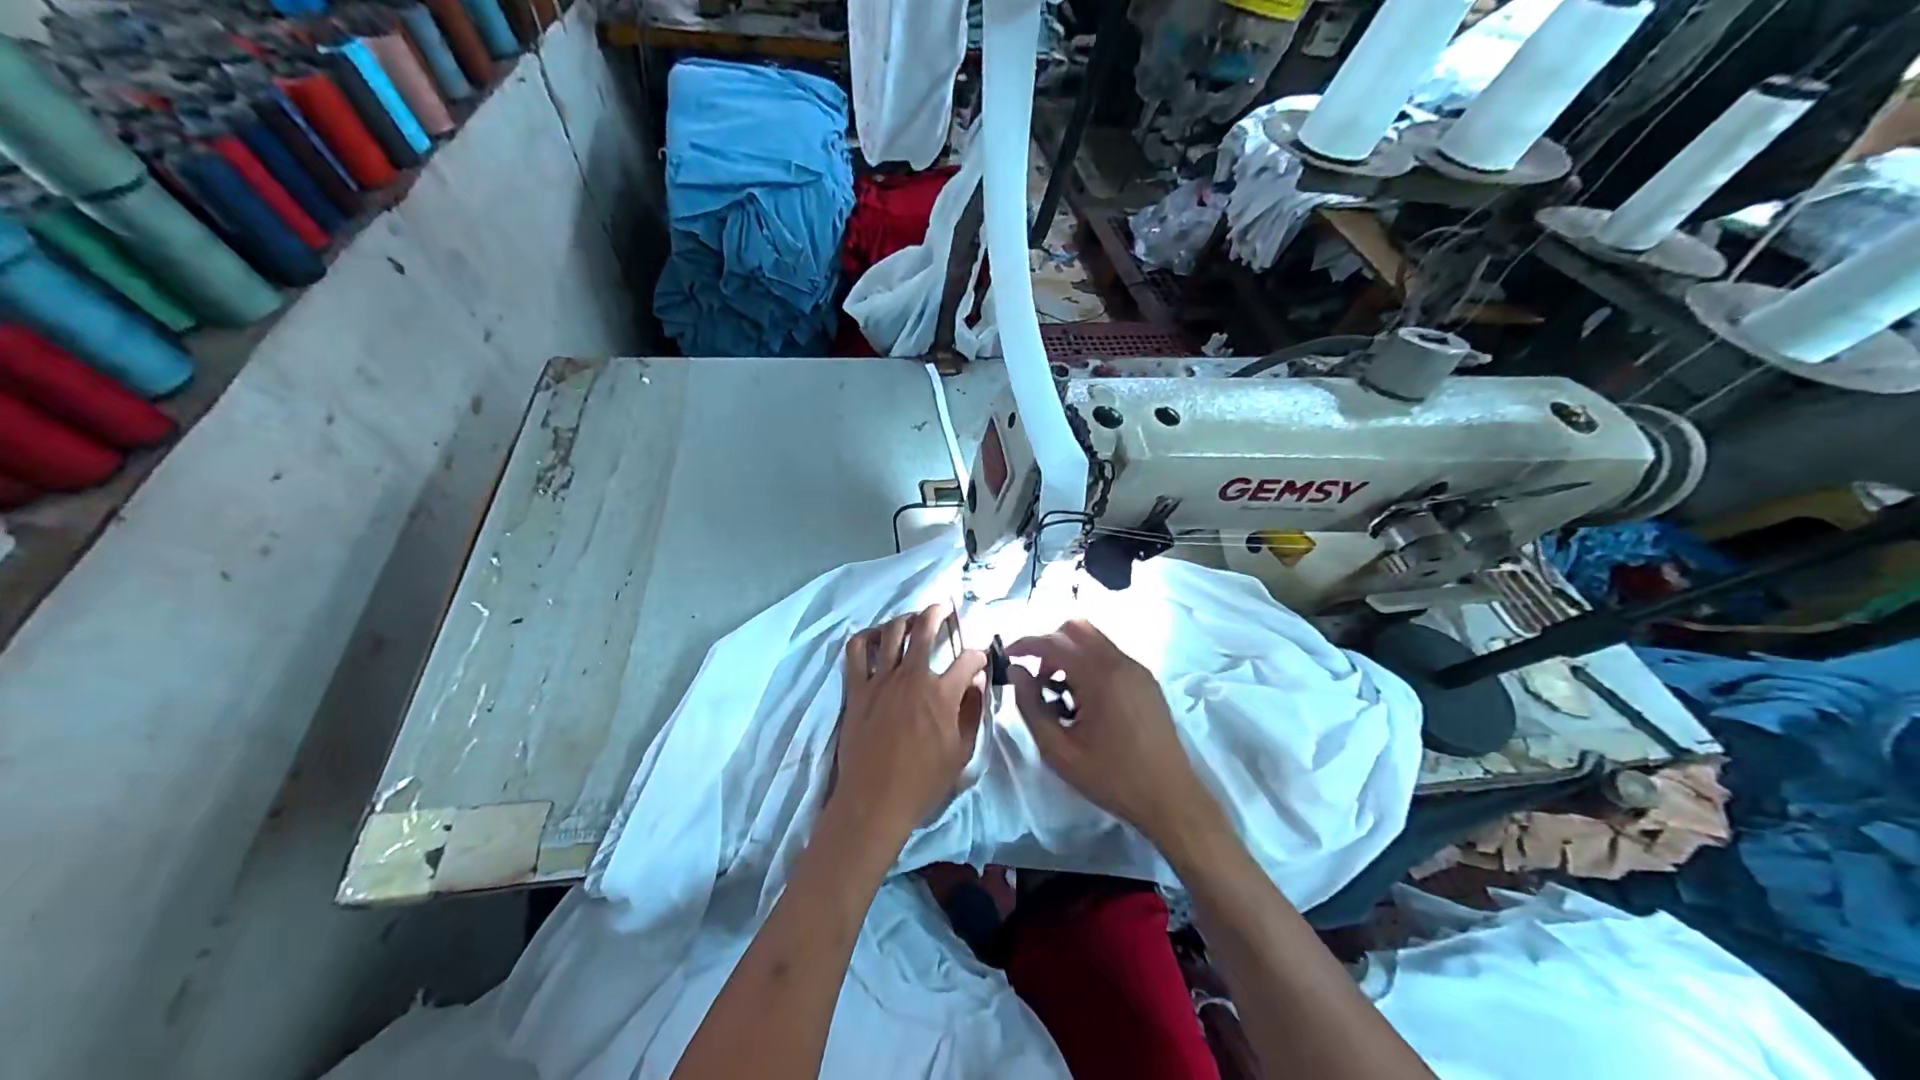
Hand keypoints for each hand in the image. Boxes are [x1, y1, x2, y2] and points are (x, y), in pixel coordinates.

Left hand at [830, 604, 988, 850]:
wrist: (874, 801)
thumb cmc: (922, 783)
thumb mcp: (961, 753)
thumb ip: (972, 713)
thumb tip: (977, 685)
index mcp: (942, 693)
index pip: (968, 659)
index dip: (979, 656)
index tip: (980, 660)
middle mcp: (912, 677)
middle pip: (926, 628)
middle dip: (939, 613)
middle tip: (944, 608)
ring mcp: (880, 680)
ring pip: (892, 632)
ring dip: (905, 619)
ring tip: (912, 618)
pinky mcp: (856, 689)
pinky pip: (856, 651)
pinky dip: (865, 637)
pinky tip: (875, 637)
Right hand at [1009, 620, 1224, 853]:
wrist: (1170, 798)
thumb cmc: (1111, 778)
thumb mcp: (1058, 750)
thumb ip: (1031, 706)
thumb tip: (1016, 672)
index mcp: (1101, 676)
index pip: (1055, 642)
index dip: (1025, 645)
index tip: (1007, 657)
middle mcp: (1121, 663)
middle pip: (1076, 629)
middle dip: (1049, 645)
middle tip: (1037, 679)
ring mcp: (1138, 670)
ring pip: (1094, 640)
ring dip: (1069, 654)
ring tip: (1059, 692)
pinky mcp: (1146, 681)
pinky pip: (1110, 656)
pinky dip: (1089, 664)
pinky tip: (1084, 700)